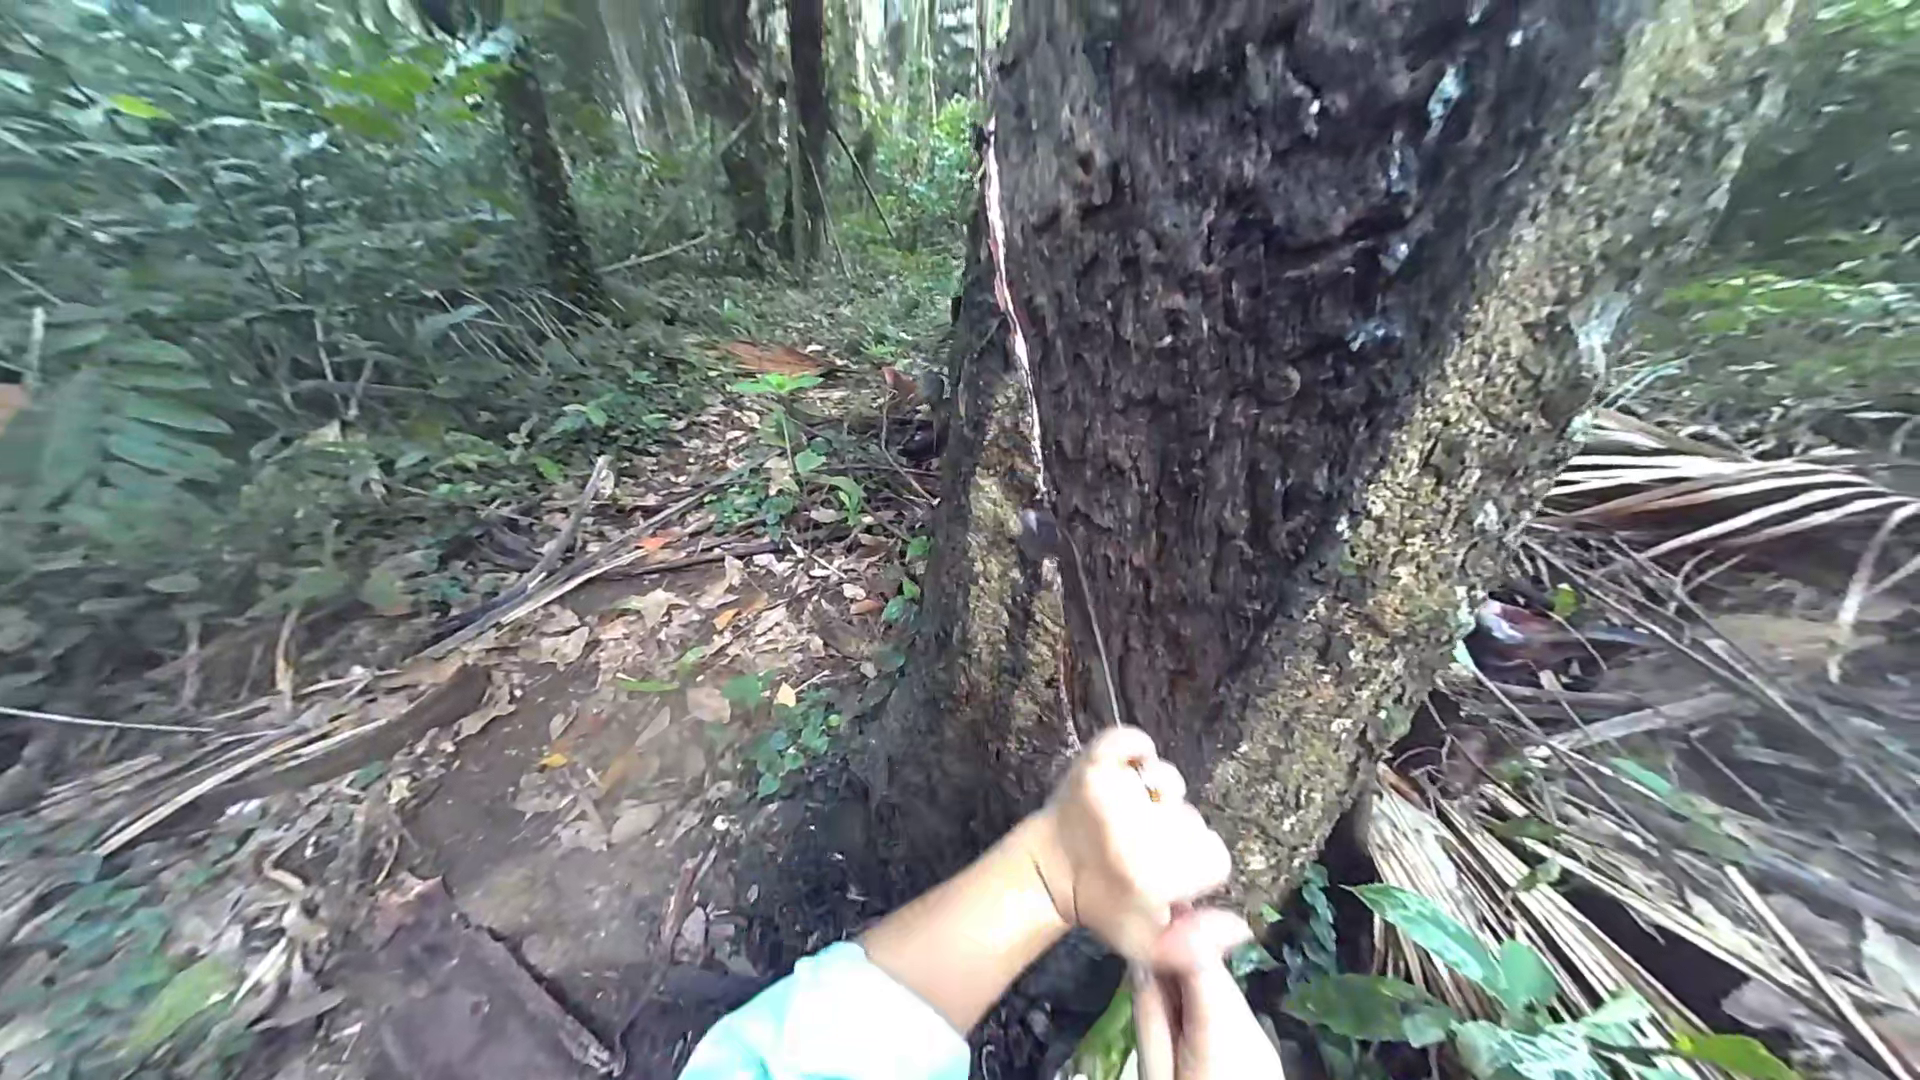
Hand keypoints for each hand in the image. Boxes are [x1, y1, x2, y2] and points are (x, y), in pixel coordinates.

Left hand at [1023, 726, 1231, 961]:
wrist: (1047, 868)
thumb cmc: (1103, 907)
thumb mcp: (1148, 945)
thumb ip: (1197, 945)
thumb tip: (1243, 925)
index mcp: (1152, 875)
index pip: (1215, 856)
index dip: (1197, 868)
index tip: (1171, 874)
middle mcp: (1133, 826)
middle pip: (1192, 819)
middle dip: (1176, 835)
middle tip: (1146, 848)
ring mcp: (1111, 788)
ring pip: (1168, 781)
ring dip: (1159, 796)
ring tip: (1134, 813)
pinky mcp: (1093, 761)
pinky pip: (1131, 739)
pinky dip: (1137, 748)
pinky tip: (1131, 768)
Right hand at [1133, 908, 1286, 1079]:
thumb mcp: (1156, 1072)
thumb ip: (1149, 1012)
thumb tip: (1140, 957)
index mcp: (1224, 1028)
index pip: (1198, 952)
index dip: (1170, 927)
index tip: (1138, 912)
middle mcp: (1251, 1025)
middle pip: (1207, 967)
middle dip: (1173, 956)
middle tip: (1136, 953)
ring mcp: (1261, 1043)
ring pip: (1216, 987)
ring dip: (1185, 980)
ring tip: (1152, 990)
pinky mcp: (1260, 1057)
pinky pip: (1224, 1012)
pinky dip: (1199, 1004)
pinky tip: (1178, 1023)